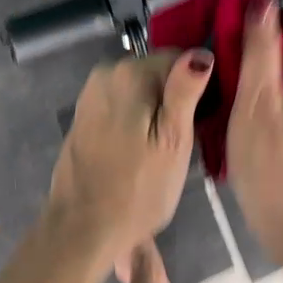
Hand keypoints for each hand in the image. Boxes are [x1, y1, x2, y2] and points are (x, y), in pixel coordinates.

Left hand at [46, 51, 213, 253]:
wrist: (81, 229)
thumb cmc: (138, 189)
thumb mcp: (174, 141)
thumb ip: (185, 90)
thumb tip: (201, 52)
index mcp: (130, 72)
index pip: (179, 58)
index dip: (196, 87)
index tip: (199, 122)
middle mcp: (106, 71)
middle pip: (157, 72)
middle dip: (172, 100)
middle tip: (179, 143)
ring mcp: (90, 93)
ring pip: (139, 89)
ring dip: (153, 111)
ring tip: (158, 152)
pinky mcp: (83, 115)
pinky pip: (121, 104)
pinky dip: (134, 120)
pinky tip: (136, 152)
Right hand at [226, 0, 282, 261]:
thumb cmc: (269, 157)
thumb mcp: (258, 96)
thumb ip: (261, 45)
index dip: (252, 15)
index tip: (220, 22)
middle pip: (274, 39)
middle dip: (242, 40)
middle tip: (205, 48)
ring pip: (266, 63)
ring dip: (239, 63)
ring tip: (207, 70)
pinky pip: (265, 84)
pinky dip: (244, 84)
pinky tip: (219, 94)